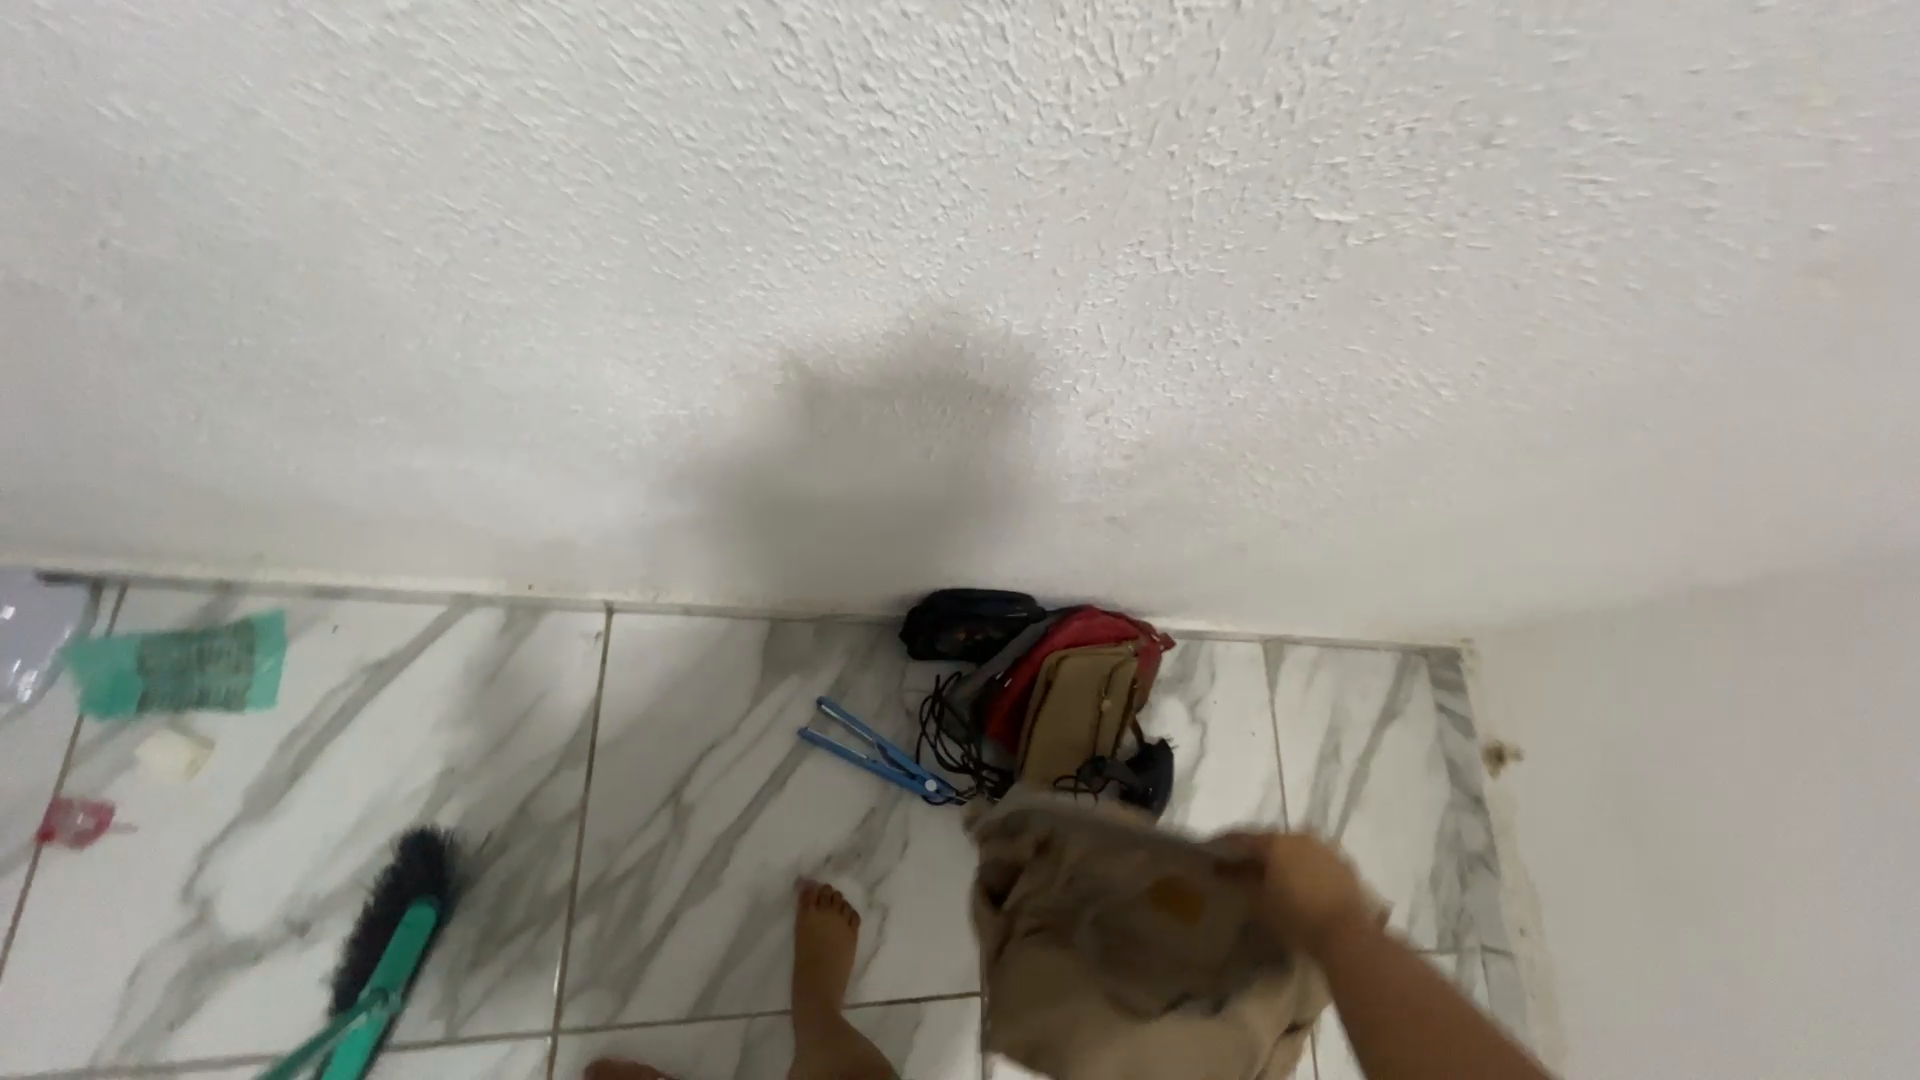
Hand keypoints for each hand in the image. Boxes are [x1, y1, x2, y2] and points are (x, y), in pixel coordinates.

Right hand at [1218, 830, 1376, 954]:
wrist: (1350, 935)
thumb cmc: (1297, 917)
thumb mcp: (1260, 902)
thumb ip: (1240, 881)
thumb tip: (1223, 871)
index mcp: (1276, 842)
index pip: (1242, 838)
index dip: (1225, 844)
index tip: (1212, 851)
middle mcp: (1300, 837)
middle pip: (1271, 841)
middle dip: (1256, 852)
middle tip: (1242, 865)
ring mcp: (1326, 849)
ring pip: (1296, 849)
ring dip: (1282, 859)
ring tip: (1272, 876)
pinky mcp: (1345, 865)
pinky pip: (1316, 861)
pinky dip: (1304, 868)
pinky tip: (1301, 884)